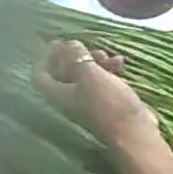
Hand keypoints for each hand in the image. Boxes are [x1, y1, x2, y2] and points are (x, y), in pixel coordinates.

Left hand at [32, 40, 157, 147]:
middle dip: (75, 56)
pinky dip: (106, 69)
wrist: (133, 130)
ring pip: (83, 73)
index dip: (44, 58)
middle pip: (62, 71)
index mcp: (57, 93)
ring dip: (94, 60)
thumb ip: (77, 57)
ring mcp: (86, 99)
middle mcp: (67, 97)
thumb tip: (67, 44)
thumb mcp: (90, 75)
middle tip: (88, 47)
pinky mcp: (103, 100)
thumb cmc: (107, 103)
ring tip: (108, 55)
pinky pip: (99, 80)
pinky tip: (120, 63)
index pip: (39, 75)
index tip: (57, 43)